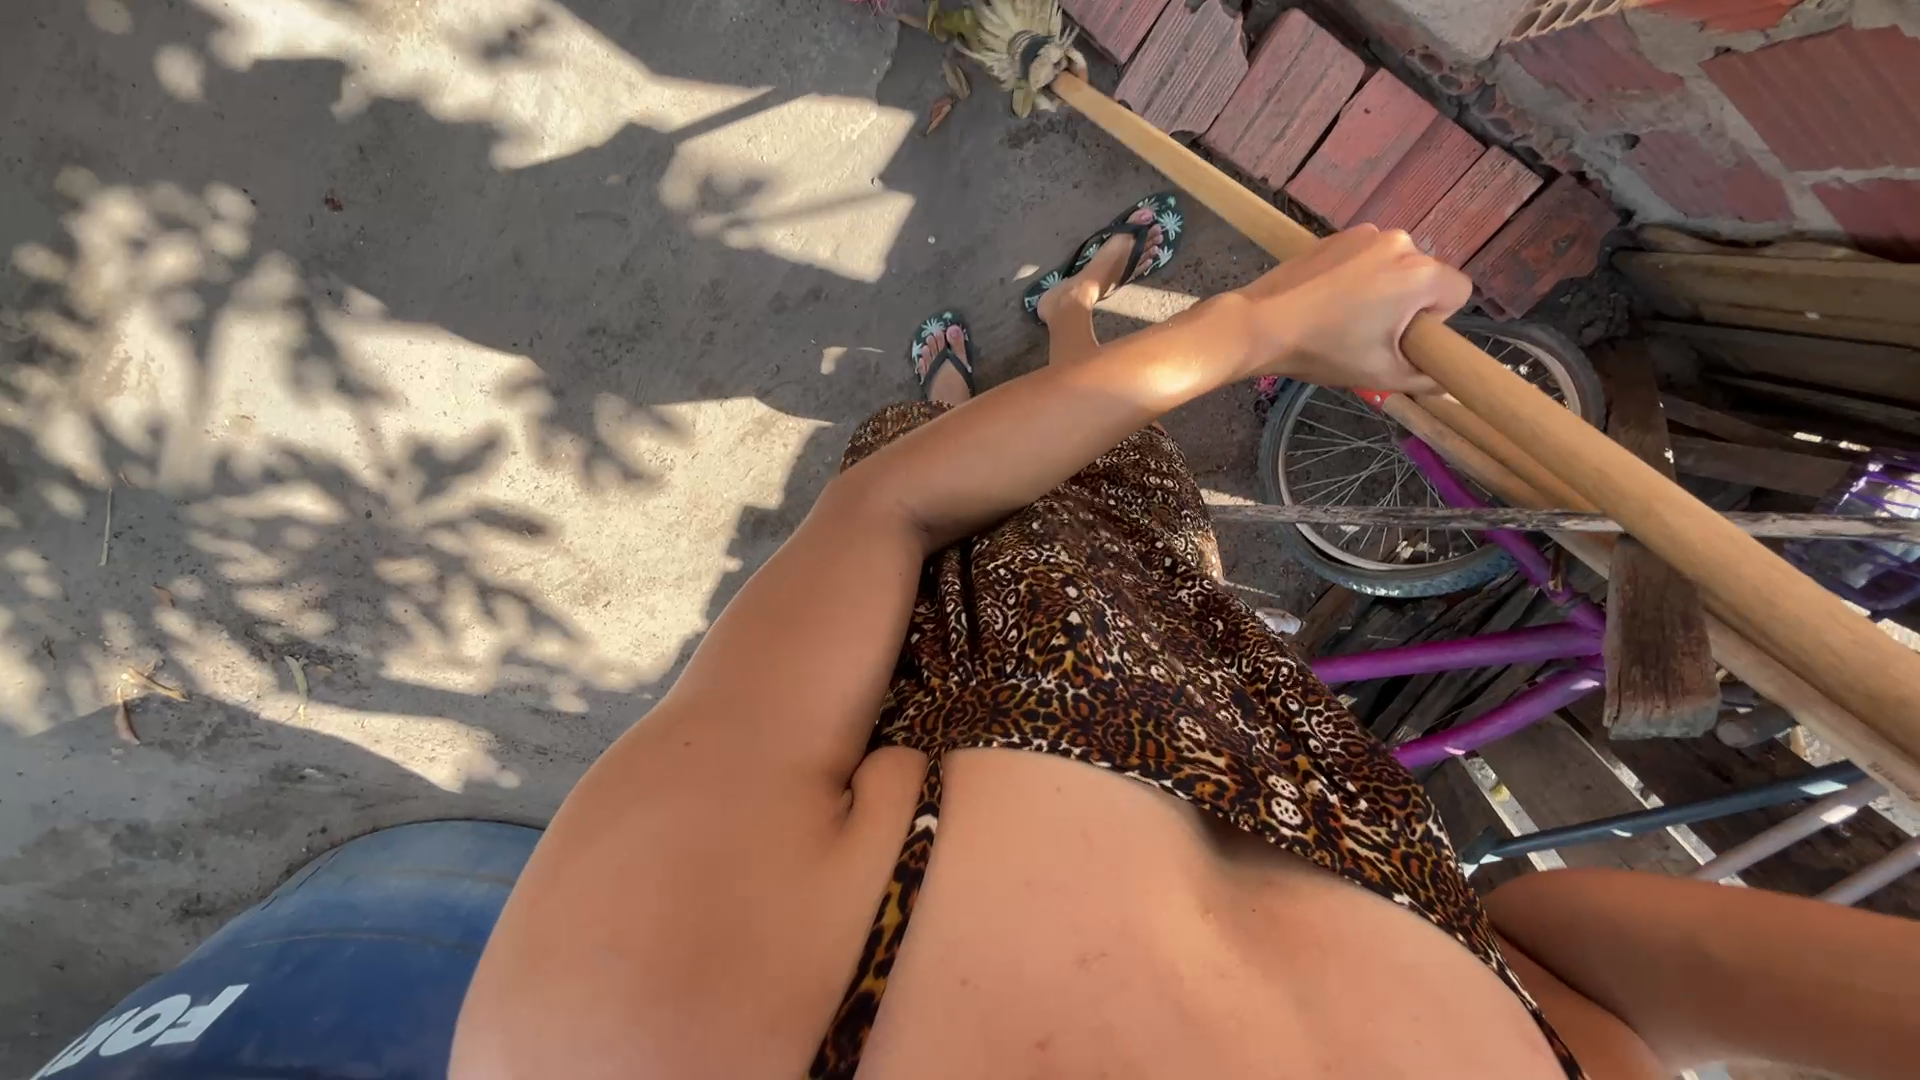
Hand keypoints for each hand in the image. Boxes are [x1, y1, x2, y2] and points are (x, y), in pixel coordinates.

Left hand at [1227, 225, 1471, 393]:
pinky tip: (1324, 301)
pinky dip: (1352, 278)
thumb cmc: (1323, 349)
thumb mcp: (1379, 374)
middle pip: (1423, 278)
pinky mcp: (1335, 236)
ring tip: (1340, 318)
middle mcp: (1400, 242)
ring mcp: (1364, 234)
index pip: (1457, 293)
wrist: (1258, 325)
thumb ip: (1423, 378)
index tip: (1398, 339)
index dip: (1433, 323)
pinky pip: (1362, 258)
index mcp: (1420, 272)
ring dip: (1378, 291)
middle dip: (1404, 306)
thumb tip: (1446, 384)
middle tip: (1365, 333)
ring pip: (1391, 268)